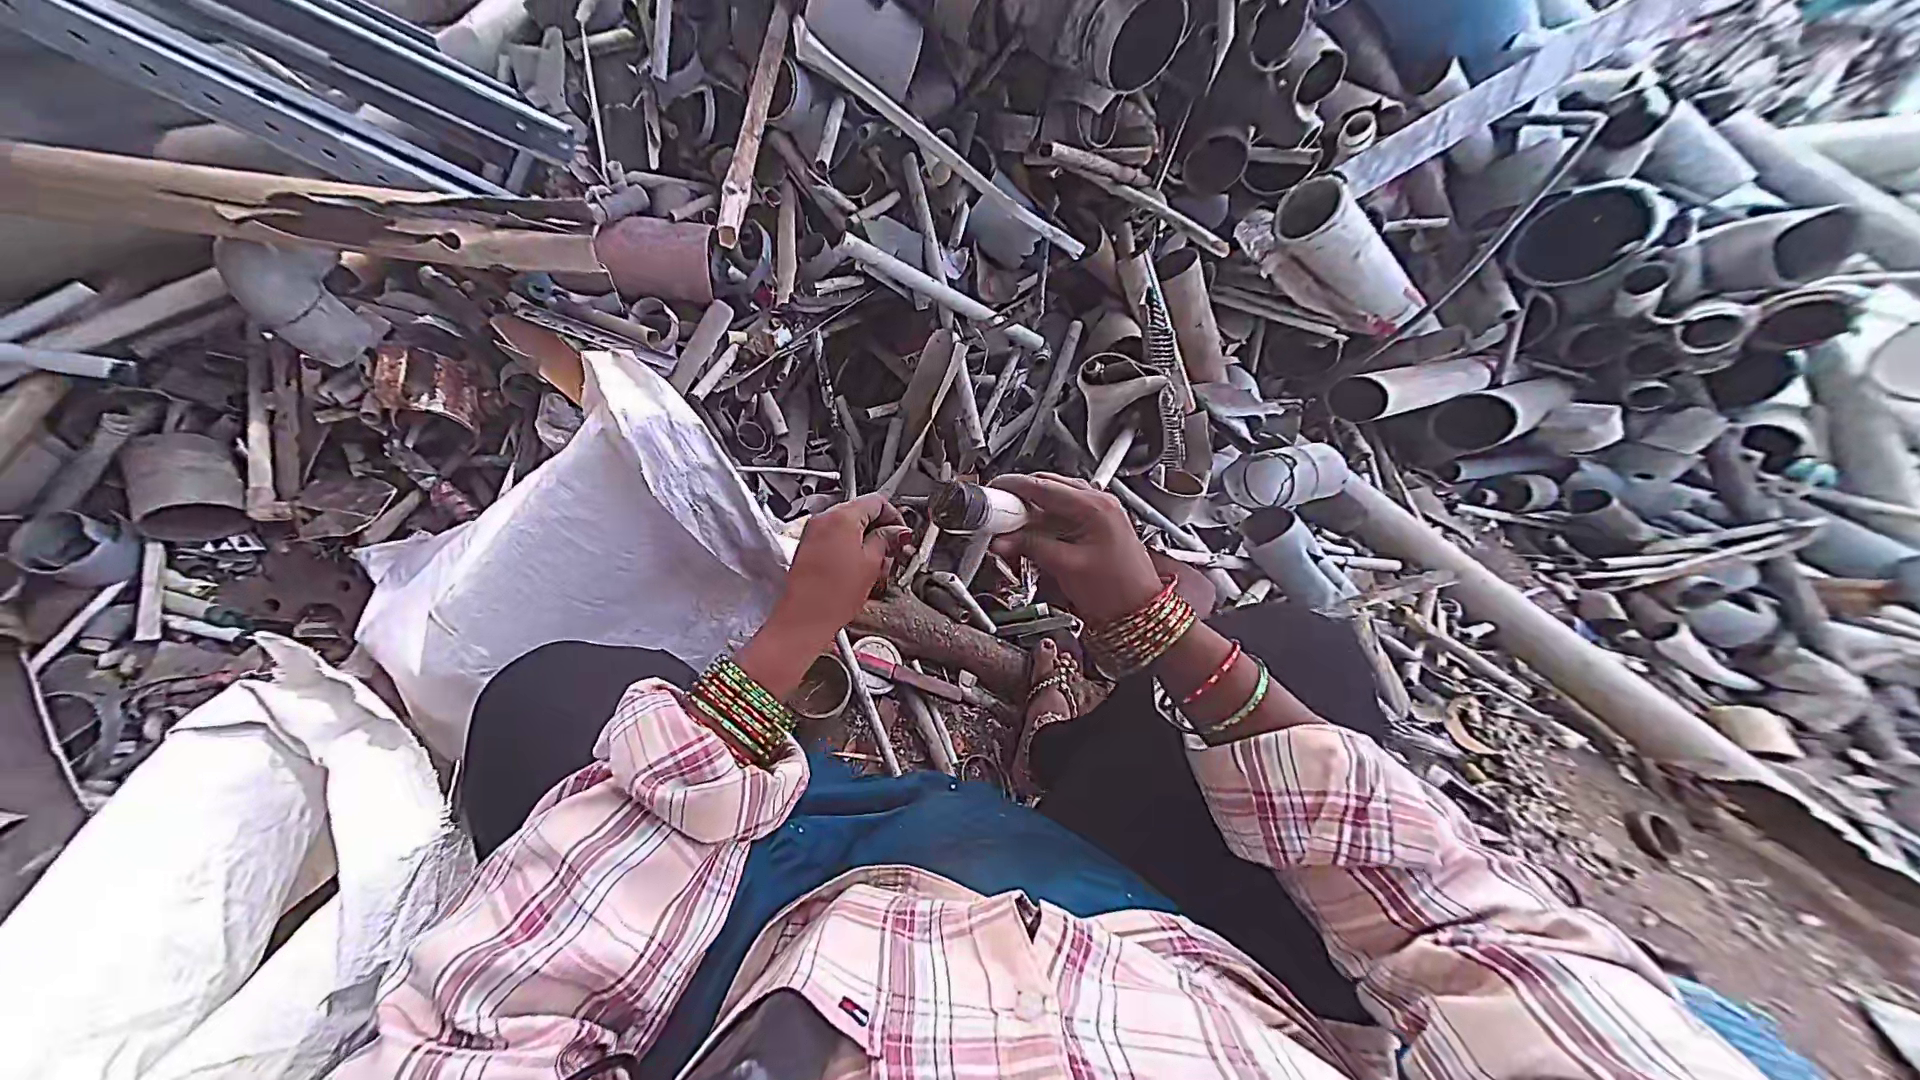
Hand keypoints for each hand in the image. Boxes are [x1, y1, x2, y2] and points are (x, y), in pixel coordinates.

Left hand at [737, 494, 910, 698]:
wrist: (803, 618)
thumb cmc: (831, 595)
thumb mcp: (871, 564)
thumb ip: (886, 540)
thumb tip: (896, 532)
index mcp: (841, 517)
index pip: (877, 501)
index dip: (894, 517)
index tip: (902, 534)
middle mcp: (823, 519)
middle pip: (861, 512)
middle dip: (881, 530)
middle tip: (894, 551)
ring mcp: (813, 533)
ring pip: (849, 526)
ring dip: (866, 540)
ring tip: (877, 565)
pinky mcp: (809, 548)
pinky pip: (835, 539)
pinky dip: (850, 548)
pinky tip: (860, 569)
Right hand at [988, 473, 1162, 624]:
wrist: (1140, 611)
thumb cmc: (1117, 591)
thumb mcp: (1066, 567)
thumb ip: (1031, 547)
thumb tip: (1004, 540)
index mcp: (1095, 506)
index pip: (1044, 486)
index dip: (1013, 486)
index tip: (994, 490)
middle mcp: (1100, 504)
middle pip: (1049, 488)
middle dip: (1020, 499)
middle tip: (997, 512)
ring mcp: (1099, 514)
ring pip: (1055, 501)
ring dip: (1032, 512)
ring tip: (1011, 527)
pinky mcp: (1096, 527)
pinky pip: (1064, 516)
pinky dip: (1044, 523)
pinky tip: (1032, 536)